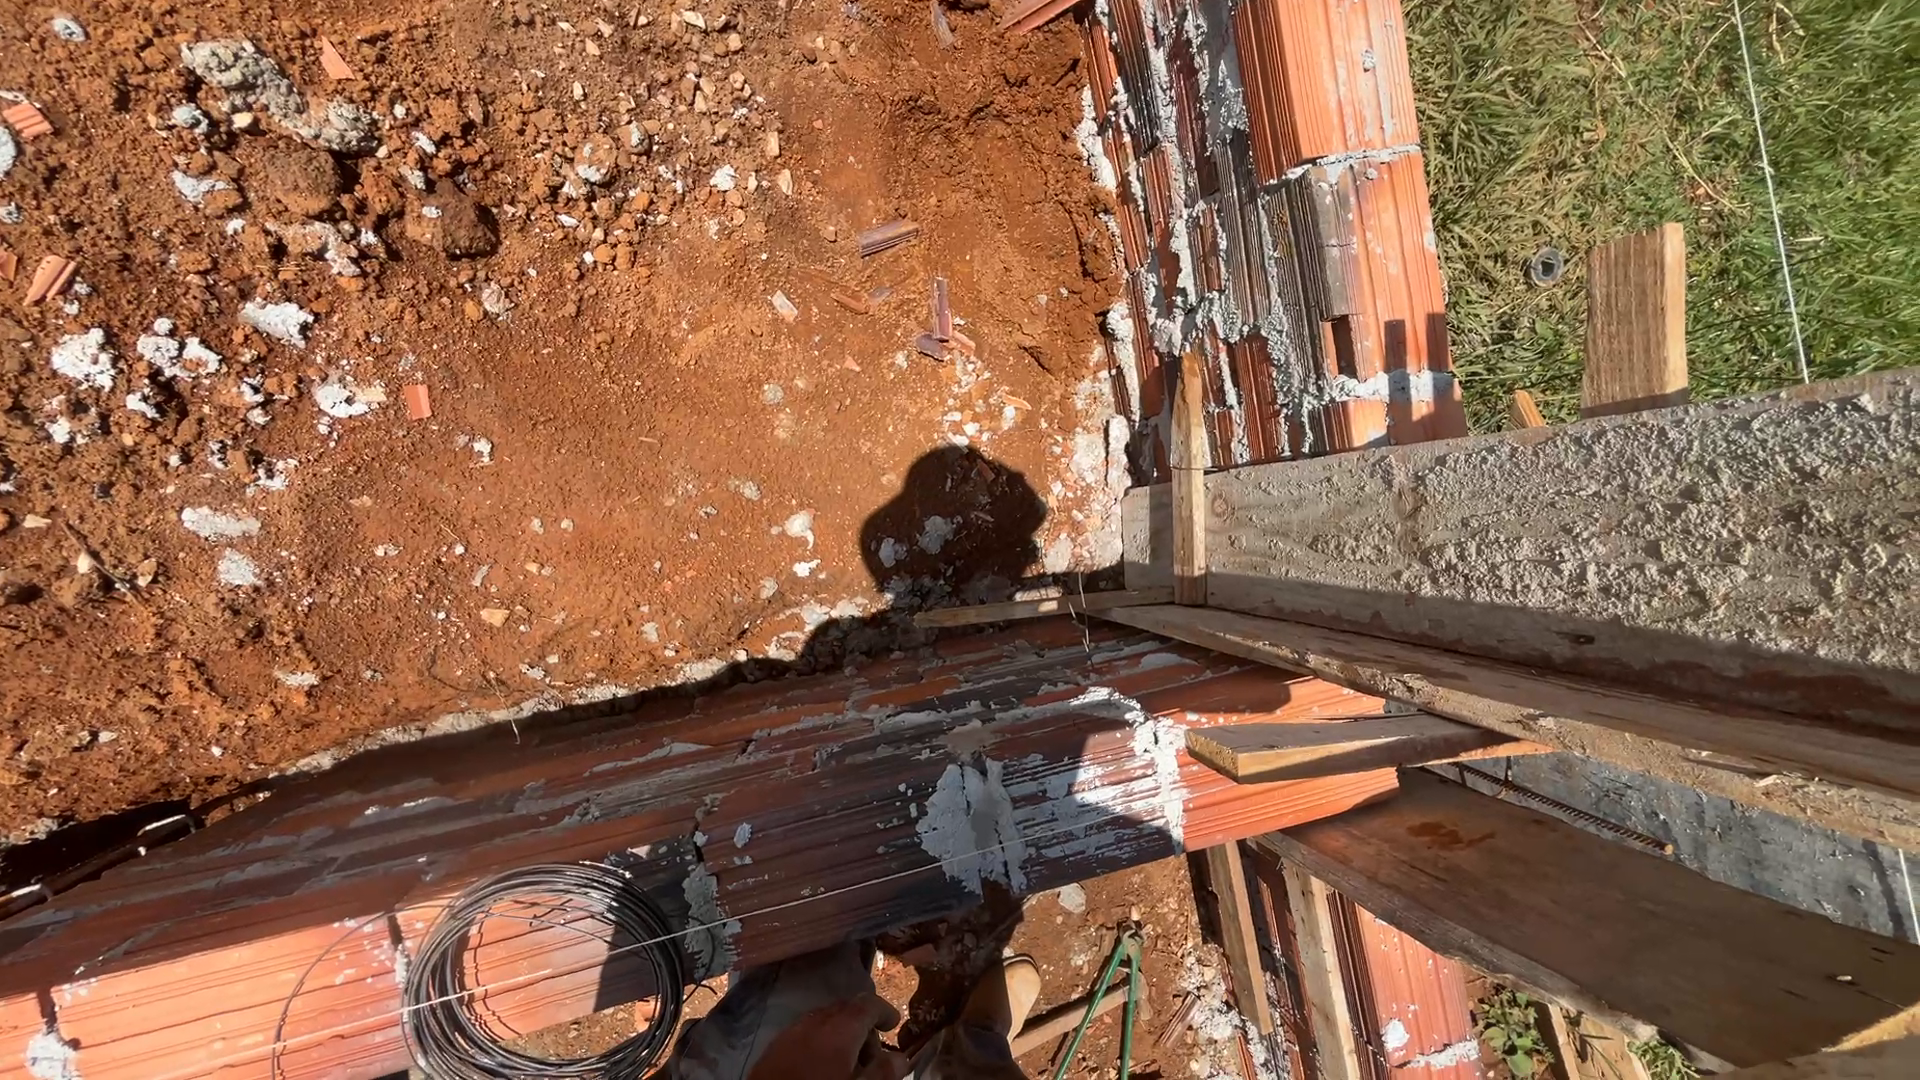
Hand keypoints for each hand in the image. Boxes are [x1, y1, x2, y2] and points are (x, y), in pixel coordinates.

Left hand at [746, 993, 910, 1079]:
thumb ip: (882, 1073)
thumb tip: (901, 1056)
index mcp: (841, 1026)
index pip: (869, 1003)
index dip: (884, 1011)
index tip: (894, 1025)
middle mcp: (816, 1019)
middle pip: (846, 1010)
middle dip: (863, 1027)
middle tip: (873, 1058)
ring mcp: (791, 1031)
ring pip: (825, 1022)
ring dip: (841, 1036)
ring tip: (847, 1066)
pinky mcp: (774, 1048)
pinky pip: (805, 1035)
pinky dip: (820, 1043)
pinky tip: (819, 1068)